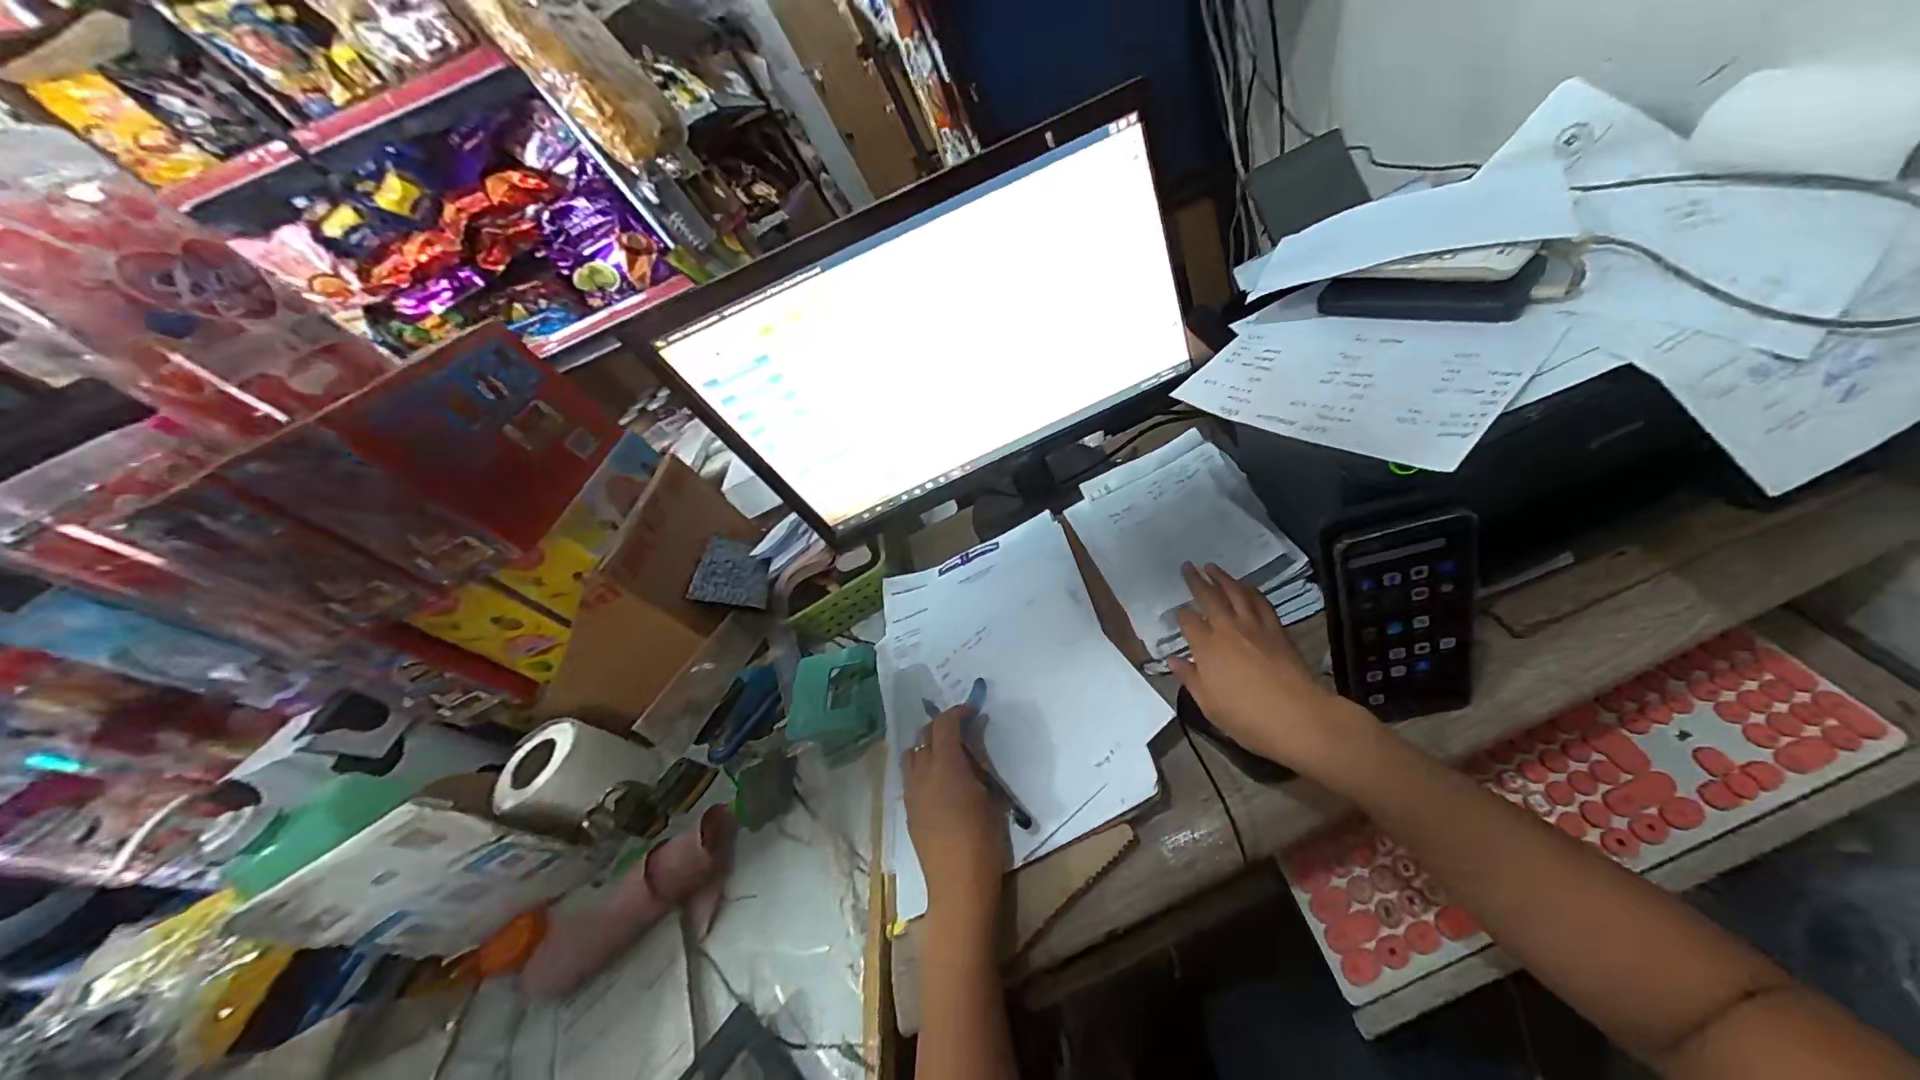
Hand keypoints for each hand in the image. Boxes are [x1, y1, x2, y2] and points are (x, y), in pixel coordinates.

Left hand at [905, 705, 1008, 932]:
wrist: (958, 884)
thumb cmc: (983, 838)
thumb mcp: (991, 794)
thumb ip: (981, 759)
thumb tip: (977, 731)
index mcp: (945, 765)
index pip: (944, 724)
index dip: (958, 711)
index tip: (973, 710)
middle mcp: (921, 773)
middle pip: (925, 735)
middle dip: (943, 726)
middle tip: (965, 730)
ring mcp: (910, 792)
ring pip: (912, 755)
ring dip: (928, 746)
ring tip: (949, 755)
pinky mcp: (908, 810)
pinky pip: (910, 776)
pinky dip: (923, 767)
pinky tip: (941, 781)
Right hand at [1169, 562, 1373, 769]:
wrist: (1298, 717)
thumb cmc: (1247, 717)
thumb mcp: (1209, 705)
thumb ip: (1190, 679)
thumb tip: (1174, 660)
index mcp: (1206, 648)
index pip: (1188, 621)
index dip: (1181, 614)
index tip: (1178, 611)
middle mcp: (1228, 629)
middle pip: (1209, 598)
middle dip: (1196, 581)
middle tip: (1188, 566)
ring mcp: (1255, 627)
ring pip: (1236, 593)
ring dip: (1223, 578)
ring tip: (1214, 567)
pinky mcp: (1277, 630)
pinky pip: (1261, 602)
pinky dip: (1251, 590)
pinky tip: (1247, 587)